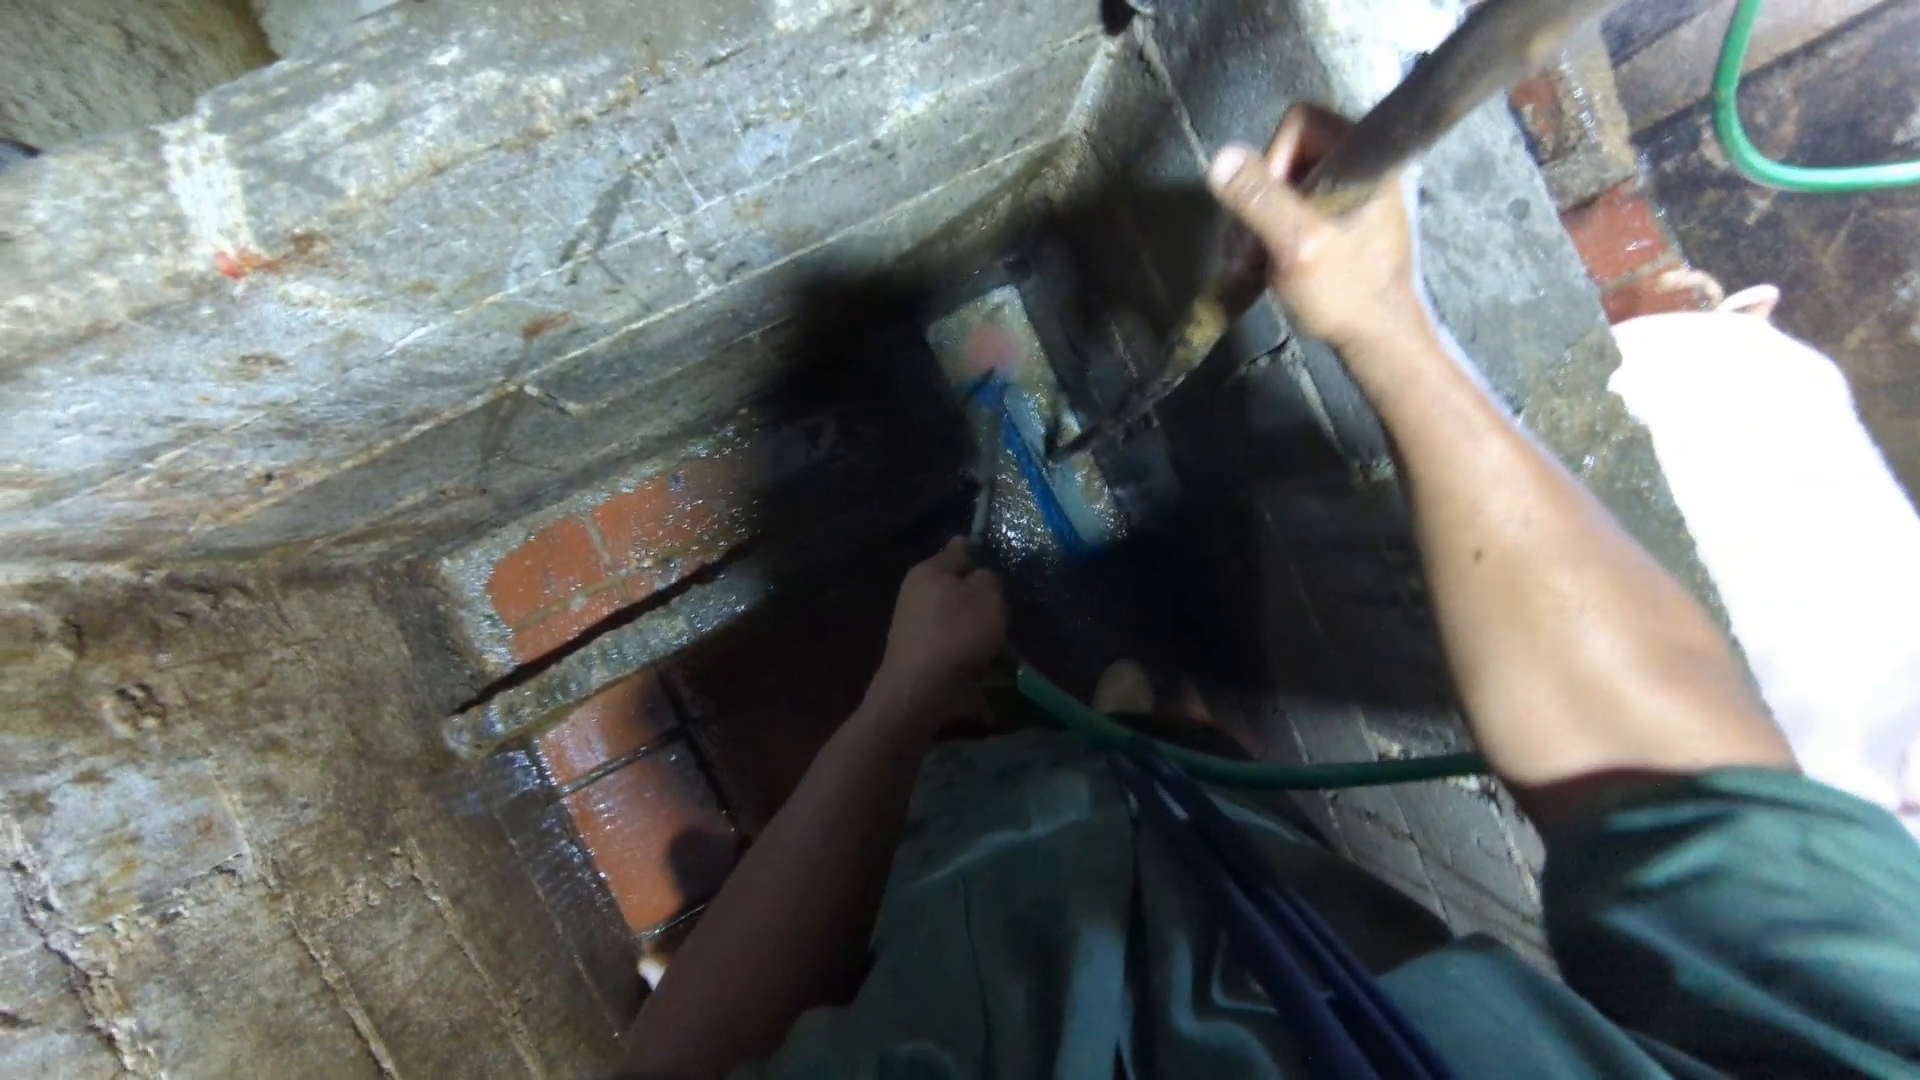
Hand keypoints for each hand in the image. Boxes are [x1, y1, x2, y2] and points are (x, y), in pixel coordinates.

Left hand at [863, 538, 1006, 729]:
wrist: (919, 692)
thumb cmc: (955, 635)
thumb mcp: (986, 596)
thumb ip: (988, 578)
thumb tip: (981, 577)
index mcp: (929, 570)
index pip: (960, 547)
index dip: (983, 550)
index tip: (1004, 563)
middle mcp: (915, 592)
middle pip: (957, 586)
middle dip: (982, 597)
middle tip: (1006, 611)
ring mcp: (913, 625)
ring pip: (955, 619)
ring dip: (976, 629)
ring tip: (1002, 645)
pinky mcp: (917, 655)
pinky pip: (951, 646)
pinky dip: (967, 653)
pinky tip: (985, 667)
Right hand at [1206, 103, 1427, 356]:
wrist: (1379, 340)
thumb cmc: (1347, 294)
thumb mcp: (1297, 246)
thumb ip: (1260, 200)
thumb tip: (1220, 159)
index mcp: (1366, 153)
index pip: (1299, 122)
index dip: (1269, 164)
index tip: (1267, 214)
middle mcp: (1362, 162)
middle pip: (1284, 155)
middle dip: (1257, 202)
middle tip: (1248, 250)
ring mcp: (1351, 192)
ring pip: (1282, 186)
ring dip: (1256, 224)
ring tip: (1253, 264)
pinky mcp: (1342, 220)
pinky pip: (1291, 210)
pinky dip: (1270, 235)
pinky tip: (1266, 266)